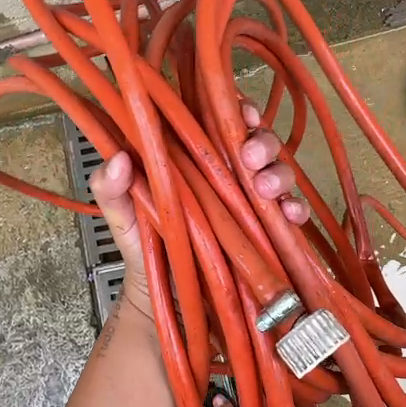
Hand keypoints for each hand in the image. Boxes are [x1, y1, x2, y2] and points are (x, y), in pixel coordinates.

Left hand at [90, 101, 307, 324]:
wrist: (164, 298)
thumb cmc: (142, 245)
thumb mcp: (120, 215)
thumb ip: (110, 187)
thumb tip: (119, 160)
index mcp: (191, 154)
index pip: (220, 118)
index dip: (237, 108)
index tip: (243, 113)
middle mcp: (224, 171)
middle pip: (256, 139)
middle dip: (261, 141)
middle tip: (249, 158)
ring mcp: (247, 199)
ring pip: (277, 171)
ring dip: (278, 174)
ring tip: (264, 189)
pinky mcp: (264, 230)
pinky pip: (289, 213)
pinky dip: (295, 209)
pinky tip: (290, 215)